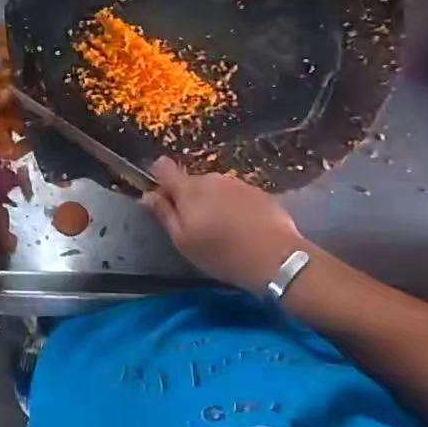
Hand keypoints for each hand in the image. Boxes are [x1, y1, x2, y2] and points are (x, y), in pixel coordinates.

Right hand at [142, 156, 308, 292]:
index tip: (163, 199)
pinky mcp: (260, 193)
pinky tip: (244, 230)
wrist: (278, 259)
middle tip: (197, 227)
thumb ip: (164, 214)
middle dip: (189, 199)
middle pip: (191, 182)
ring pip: (215, 188)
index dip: (159, 179)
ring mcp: (238, 183)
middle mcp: (212, 178)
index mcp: (189, 189)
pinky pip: (236, 195)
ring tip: (223, 231)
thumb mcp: (183, 241)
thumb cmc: (222, 253)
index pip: (163, 167)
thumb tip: (149, 195)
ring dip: (213, 203)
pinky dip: (234, 207)